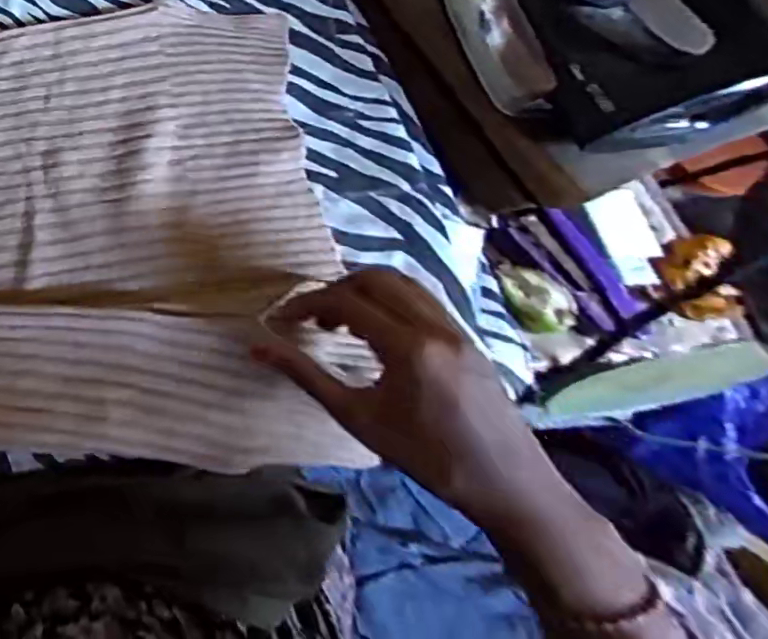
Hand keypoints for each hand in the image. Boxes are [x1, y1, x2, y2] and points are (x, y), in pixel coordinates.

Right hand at [254, 270, 672, 633]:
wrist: (511, 488)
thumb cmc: (428, 458)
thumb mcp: (358, 418)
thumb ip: (305, 376)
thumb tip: (256, 348)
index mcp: (409, 347)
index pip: (344, 301)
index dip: (306, 304)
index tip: (282, 319)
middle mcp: (435, 327)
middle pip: (373, 278)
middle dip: (334, 289)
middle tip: (313, 317)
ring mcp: (456, 329)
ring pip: (401, 282)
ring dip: (363, 290)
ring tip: (341, 320)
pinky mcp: (467, 337)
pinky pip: (421, 298)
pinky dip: (389, 299)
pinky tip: (376, 329)